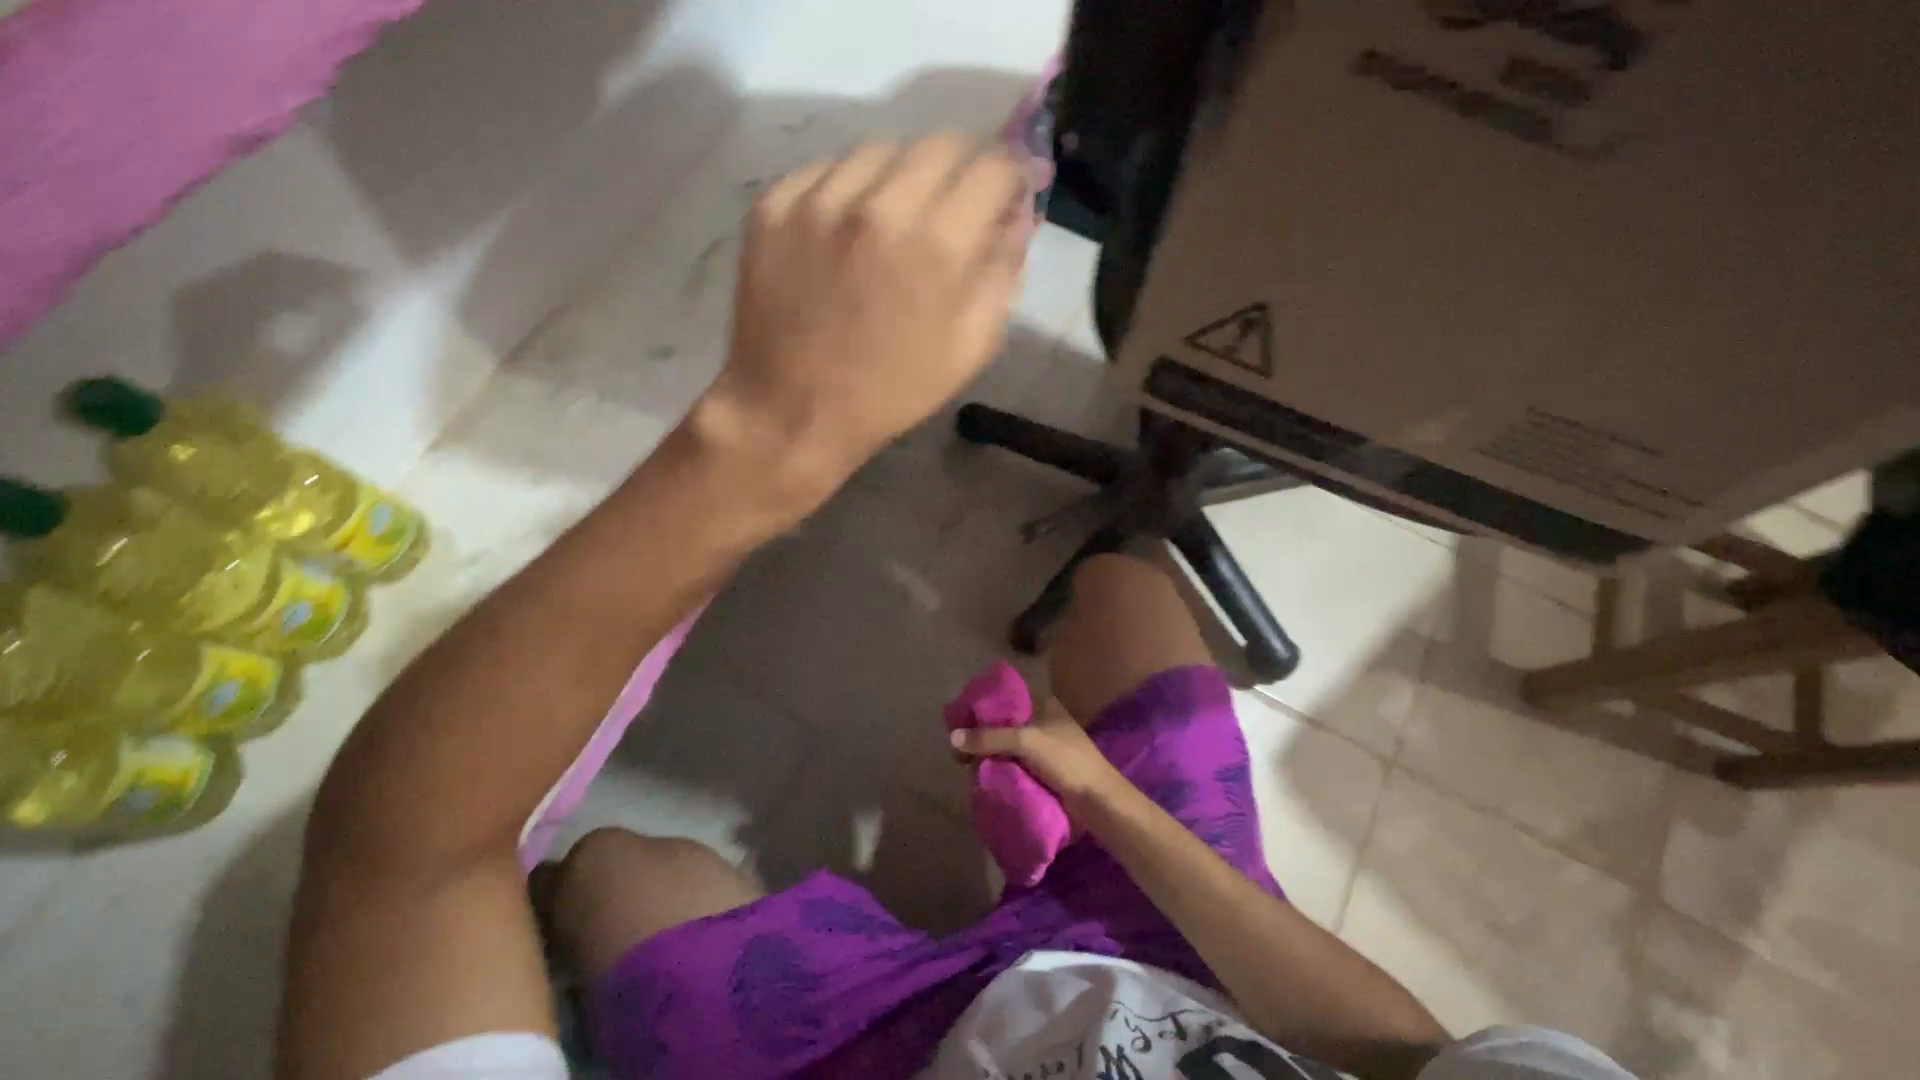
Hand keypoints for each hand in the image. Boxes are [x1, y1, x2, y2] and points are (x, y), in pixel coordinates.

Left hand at [698, 134, 1032, 504]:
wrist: (791, 410)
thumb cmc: (892, 390)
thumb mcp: (972, 346)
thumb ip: (1003, 270)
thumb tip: (1017, 213)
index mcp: (937, 244)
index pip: (994, 165)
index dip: (1012, 173)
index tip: (1008, 189)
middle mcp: (879, 204)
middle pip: (940, 143)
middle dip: (961, 168)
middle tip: (954, 203)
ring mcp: (819, 199)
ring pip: (881, 150)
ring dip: (902, 175)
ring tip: (894, 219)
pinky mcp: (774, 204)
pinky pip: (827, 169)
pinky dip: (848, 189)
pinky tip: (847, 229)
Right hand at [950, 701, 1138, 820]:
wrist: (1097, 800)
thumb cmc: (1066, 761)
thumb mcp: (1026, 742)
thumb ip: (989, 737)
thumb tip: (952, 737)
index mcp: (1044, 705)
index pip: (1005, 700)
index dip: (981, 710)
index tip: (958, 725)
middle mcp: (1043, 722)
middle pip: (1003, 725)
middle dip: (981, 738)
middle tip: (960, 755)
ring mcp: (1044, 748)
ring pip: (1007, 748)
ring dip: (989, 757)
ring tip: (968, 769)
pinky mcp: (1044, 771)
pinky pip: (1014, 766)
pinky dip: (1000, 770)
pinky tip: (984, 778)